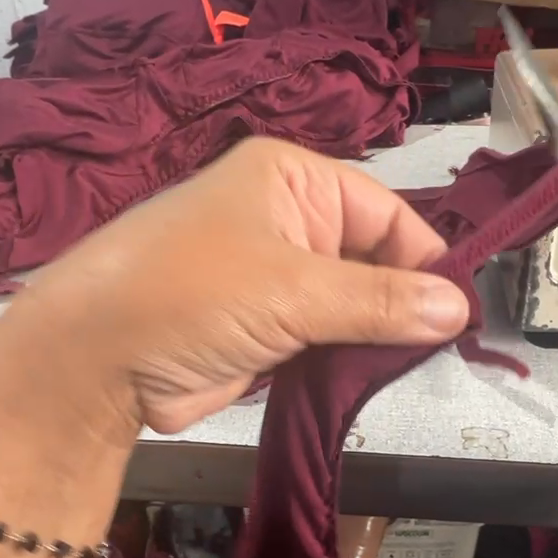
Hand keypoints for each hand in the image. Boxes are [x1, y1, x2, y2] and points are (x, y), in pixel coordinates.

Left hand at [0, 138, 471, 441]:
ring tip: (407, 366)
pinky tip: (372, 377)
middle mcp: (289, 221)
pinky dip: (349, 358)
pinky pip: (327, 339)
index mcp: (294, 181)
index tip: (458, 312)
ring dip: (377, 336)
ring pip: (353, 305)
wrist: (99, 360)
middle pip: (374, 260)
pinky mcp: (268, 330)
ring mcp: (277, 279)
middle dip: (403, 302)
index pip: (387, 213)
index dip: (425, 259)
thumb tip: (459, 309)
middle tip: (439, 349)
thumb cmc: (191, 294)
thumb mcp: (293, 289)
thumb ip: (380, 301)